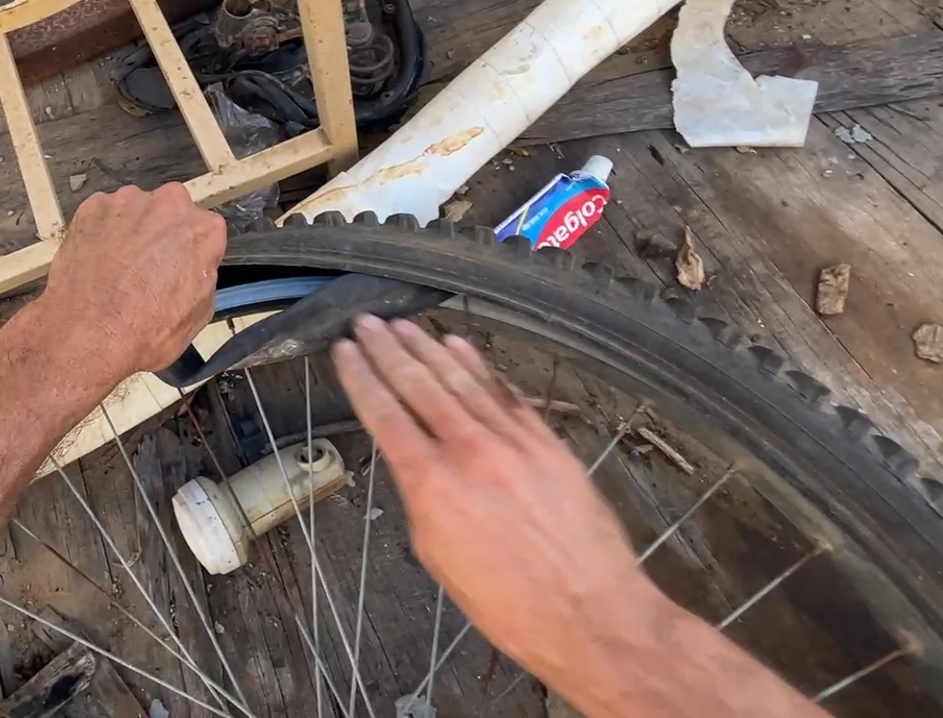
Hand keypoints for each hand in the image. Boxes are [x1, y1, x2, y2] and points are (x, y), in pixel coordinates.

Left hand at [35, 184, 225, 387]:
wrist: (91, 333)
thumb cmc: (146, 331)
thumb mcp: (199, 311)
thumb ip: (202, 272)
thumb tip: (193, 263)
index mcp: (203, 230)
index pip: (202, 230)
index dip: (187, 250)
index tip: (176, 265)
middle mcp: (169, 205)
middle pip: (169, 211)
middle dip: (159, 232)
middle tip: (144, 265)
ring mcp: (128, 202)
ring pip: (133, 210)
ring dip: (128, 230)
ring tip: (116, 267)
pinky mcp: (93, 207)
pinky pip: (102, 215)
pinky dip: (99, 232)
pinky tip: (95, 261)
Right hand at [332, 317, 671, 687]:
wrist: (597, 620)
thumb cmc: (509, 603)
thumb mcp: (436, 553)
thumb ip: (419, 494)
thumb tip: (414, 461)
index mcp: (431, 481)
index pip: (384, 412)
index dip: (360, 376)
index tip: (344, 350)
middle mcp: (468, 450)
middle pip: (417, 384)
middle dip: (387, 349)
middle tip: (367, 322)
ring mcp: (512, 441)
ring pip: (460, 379)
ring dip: (427, 347)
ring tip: (403, 324)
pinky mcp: (547, 443)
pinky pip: (505, 393)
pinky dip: (479, 365)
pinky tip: (459, 344)